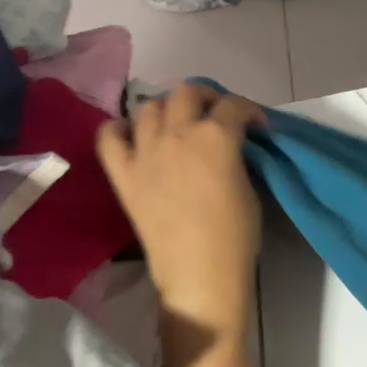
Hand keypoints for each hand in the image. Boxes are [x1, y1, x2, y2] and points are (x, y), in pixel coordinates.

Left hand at [97, 83, 266, 345]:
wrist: (200, 275)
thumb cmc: (236, 235)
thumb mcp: (249, 186)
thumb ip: (236, 156)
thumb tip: (231, 145)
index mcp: (216, 136)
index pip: (234, 105)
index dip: (249, 111)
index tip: (257, 126)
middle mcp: (177, 133)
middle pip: (187, 91)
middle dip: (207, 96)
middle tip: (216, 114)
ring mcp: (145, 151)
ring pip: (149, 106)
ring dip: (167, 107)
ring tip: (178, 124)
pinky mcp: (123, 173)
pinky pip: (109, 136)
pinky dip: (120, 128)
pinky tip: (134, 135)